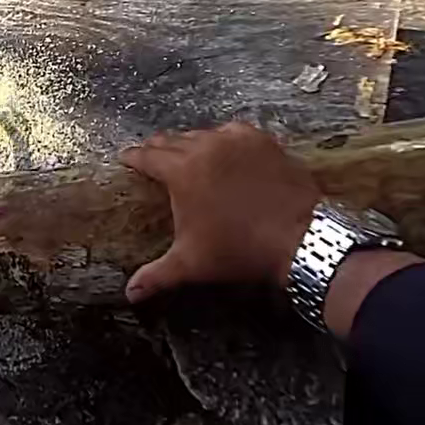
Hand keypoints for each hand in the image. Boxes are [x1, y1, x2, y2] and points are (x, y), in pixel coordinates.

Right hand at [119, 122, 321, 301]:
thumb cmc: (239, 250)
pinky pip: (231, 131)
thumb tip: (129, 293)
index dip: (133, 158)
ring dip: (189, 143)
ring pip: (200, 134)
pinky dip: (222, 138)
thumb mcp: (191, 263)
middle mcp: (203, 146)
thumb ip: (156, 275)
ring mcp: (234, 139)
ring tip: (186, 153)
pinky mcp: (260, 140)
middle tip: (152, 156)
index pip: (146, 156)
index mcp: (180, 171)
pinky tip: (223, 147)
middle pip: (171, 140)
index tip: (125, 158)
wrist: (299, 238)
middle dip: (158, 148)